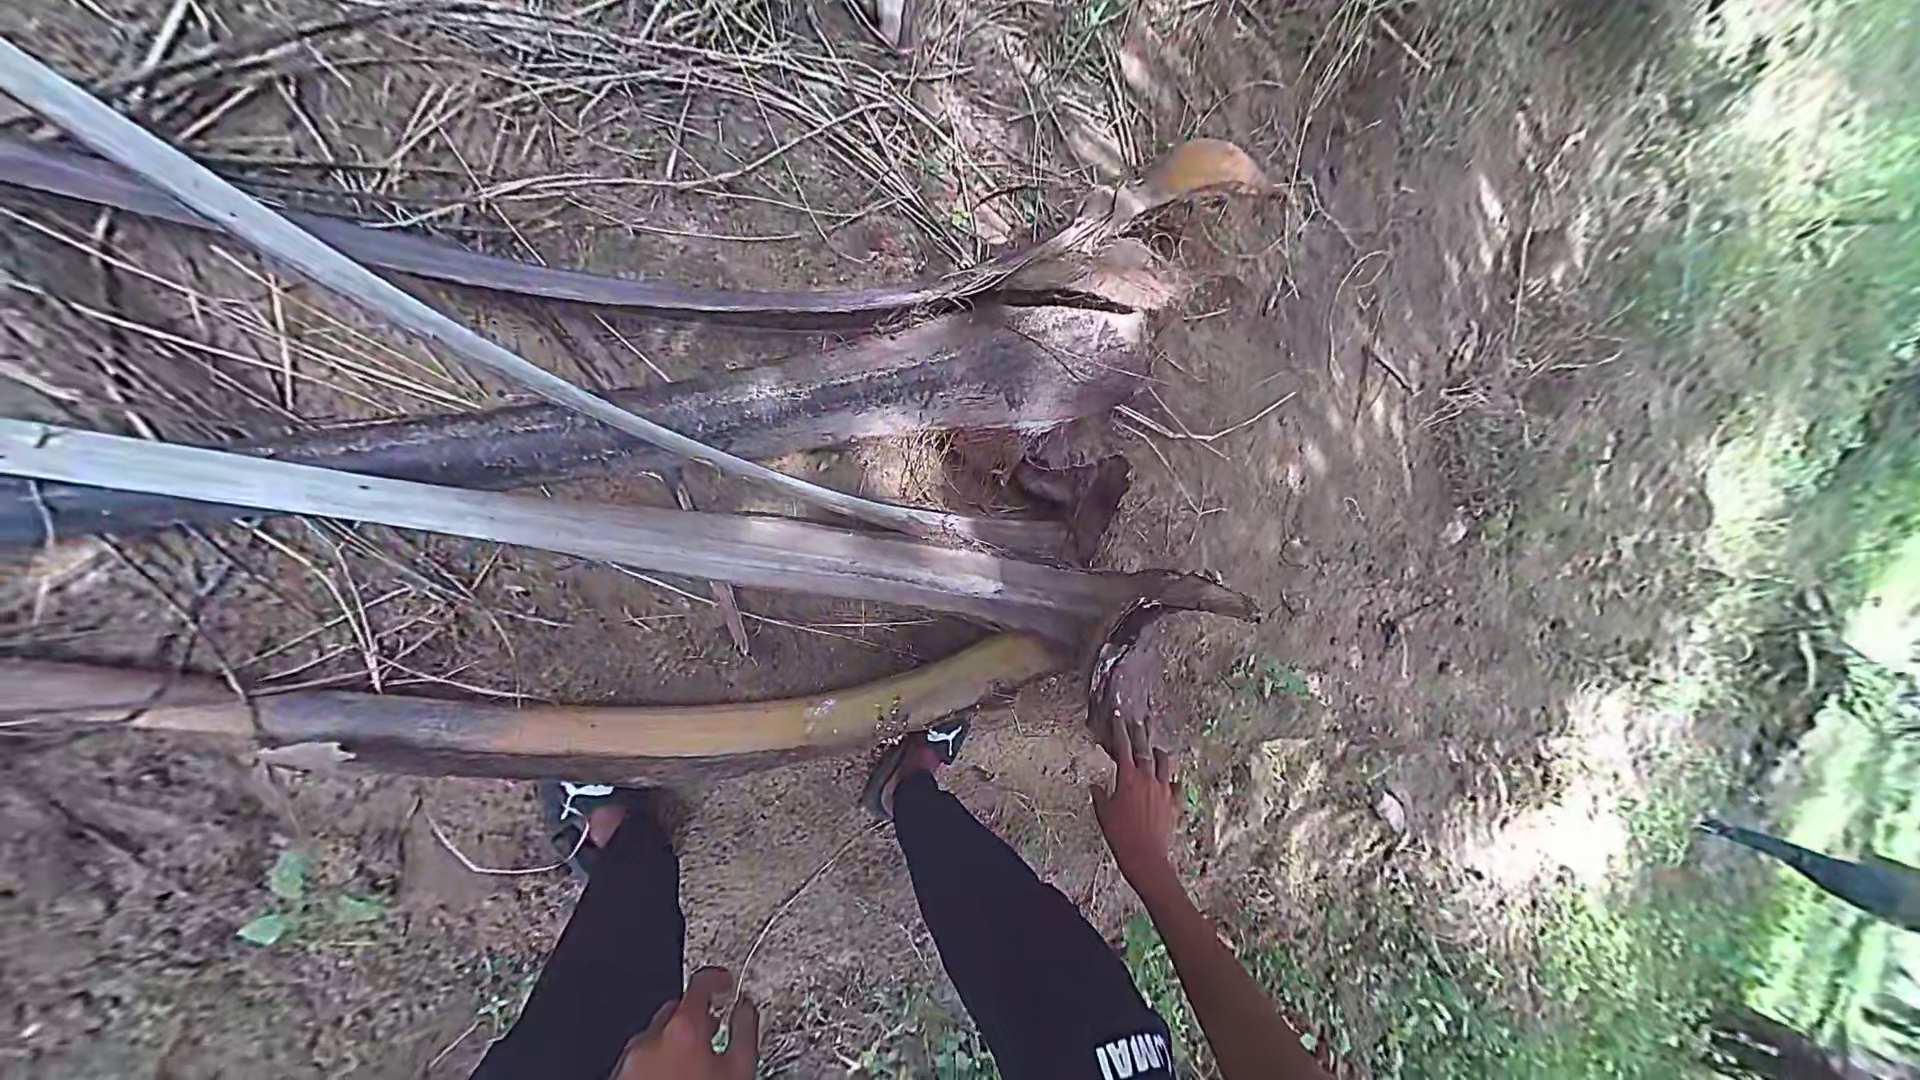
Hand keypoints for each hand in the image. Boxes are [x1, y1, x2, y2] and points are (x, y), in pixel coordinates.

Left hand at [612, 967, 758, 1079]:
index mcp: (683, 1028)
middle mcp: (649, 1040)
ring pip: (655, 1038)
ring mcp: (628, 1065)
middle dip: (695, 1017)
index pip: (703, 982)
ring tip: (692, 1070)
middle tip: (713, 1034)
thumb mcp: (740, 1069)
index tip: (726, 985)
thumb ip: (745, 1028)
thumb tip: (746, 1008)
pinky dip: (656, 1067)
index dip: (719, 979)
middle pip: (676, 1009)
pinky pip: (639, 1063)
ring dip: (674, 1044)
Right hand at [1092, 736, 1181, 892]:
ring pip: (1164, 763)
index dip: (1120, 731)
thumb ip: (1100, 796)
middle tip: (1137, 723)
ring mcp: (1163, 790)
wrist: (1146, 857)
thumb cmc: (1120, 835)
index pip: (1123, 747)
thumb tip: (1096, 786)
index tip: (1119, 719)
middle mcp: (1147, 778)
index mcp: (1128, 777)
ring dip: (1158, 753)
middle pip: (1144, 749)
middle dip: (1139, 734)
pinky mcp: (1174, 804)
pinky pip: (1176, 786)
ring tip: (1154, 748)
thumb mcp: (1104, 813)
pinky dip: (1171, 781)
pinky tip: (1168, 781)